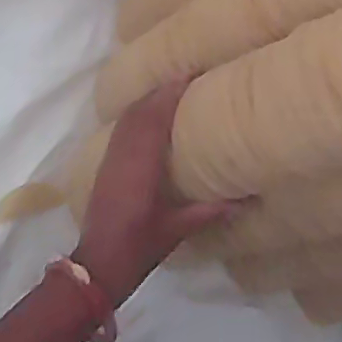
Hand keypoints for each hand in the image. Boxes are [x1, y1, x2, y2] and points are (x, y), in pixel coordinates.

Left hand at [72, 79, 240, 305]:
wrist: (97, 265)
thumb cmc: (139, 247)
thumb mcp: (177, 231)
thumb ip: (208, 213)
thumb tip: (244, 203)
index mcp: (142, 166)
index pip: (155, 118)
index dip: (170, 94)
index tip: (189, 77)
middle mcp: (125, 154)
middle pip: (141, 111)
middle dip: (161, 90)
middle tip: (185, 76)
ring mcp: (111, 157)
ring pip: (128, 116)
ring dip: (147, 99)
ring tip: (169, 88)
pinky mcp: (104, 164)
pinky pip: (121, 127)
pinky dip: (135, 112)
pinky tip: (147, 112)